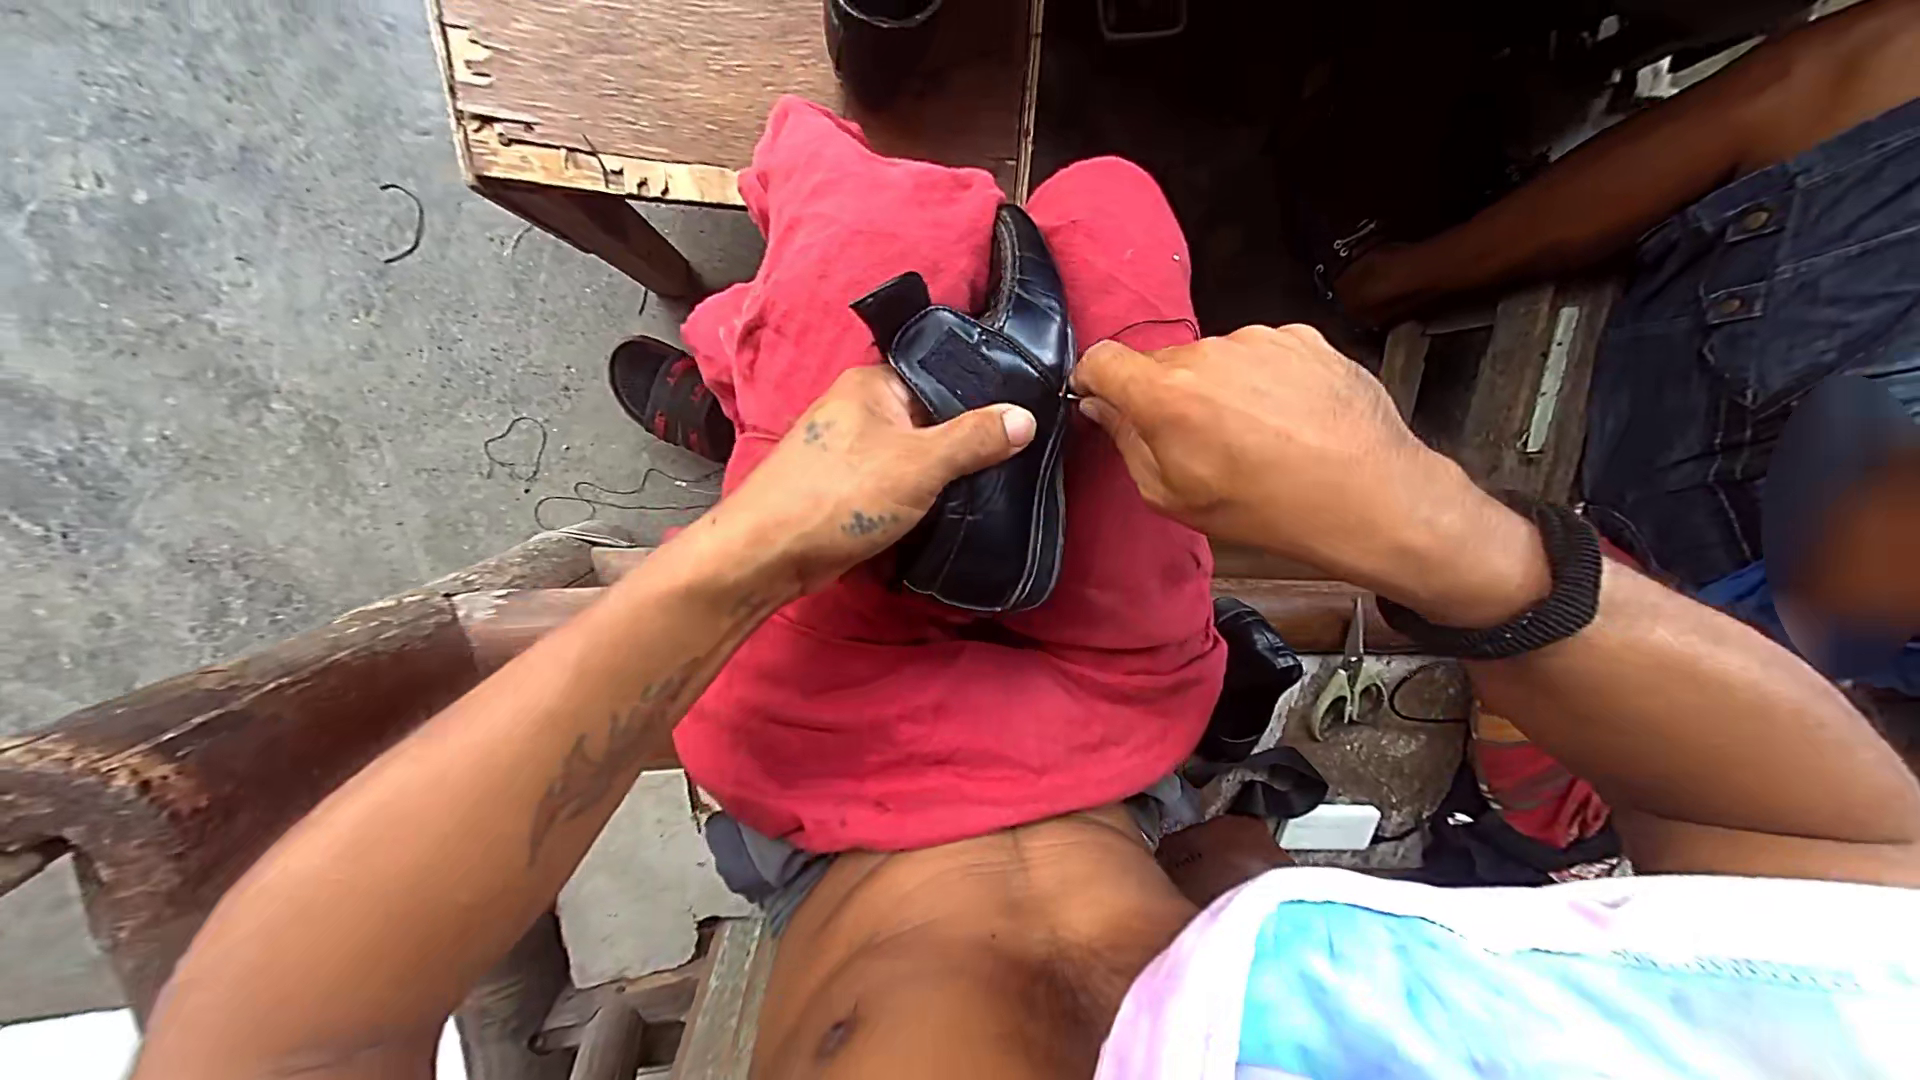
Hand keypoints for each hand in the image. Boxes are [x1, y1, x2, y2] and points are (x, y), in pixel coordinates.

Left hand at [710, 365, 1035, 595]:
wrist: (770, 554)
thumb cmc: (841, 495)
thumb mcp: (920, 463)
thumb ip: (974, 438)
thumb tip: (1025, 417)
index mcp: (874, 384)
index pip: (942, 377)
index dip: (983, 397)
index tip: (1022, 419)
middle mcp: (863, 410)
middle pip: (933, 418)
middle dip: (969, 441)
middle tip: (1017, 456)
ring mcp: (856, 451)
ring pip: (918, 455)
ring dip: (947, 473)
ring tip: (995, 482)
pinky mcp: (854, 488)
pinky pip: (901, 483)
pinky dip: (925, 494)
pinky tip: (956, 505)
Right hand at [1072, 324, 1547, 625]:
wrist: (1369, 497)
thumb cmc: (1259, 509)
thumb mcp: (1171, 496)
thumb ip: (1125, 442)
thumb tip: (1101, 404)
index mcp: (1166, 393)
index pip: (1102, 358)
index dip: (1091, 378)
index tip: (1099, 399)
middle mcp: (1208, 352)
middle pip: (1159, 362)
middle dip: (1159, 394)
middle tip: (1190, 438)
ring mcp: (1260, 339)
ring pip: (1210, 357)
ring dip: (1211, 385)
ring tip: (1248, 430)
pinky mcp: (1303, 337)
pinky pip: (1258, 353)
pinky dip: (1256, 377)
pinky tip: (1283, 415)